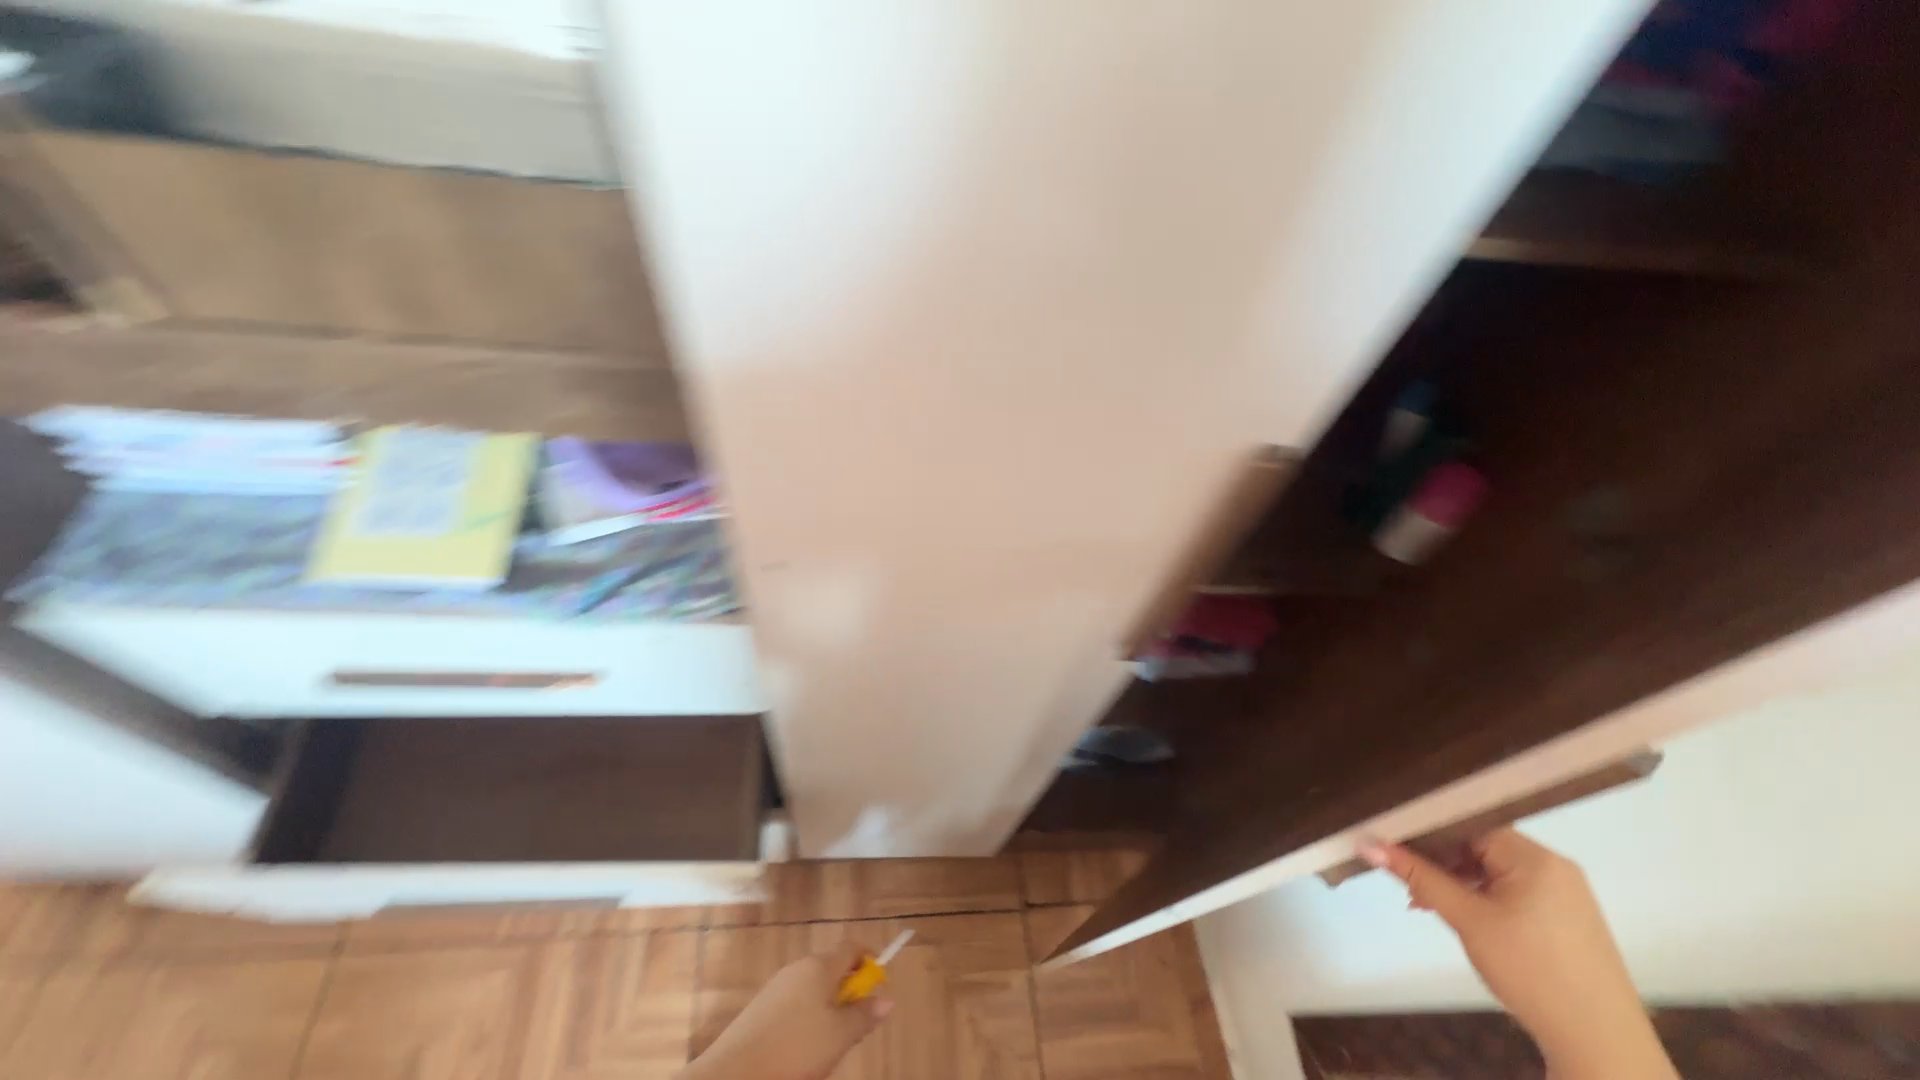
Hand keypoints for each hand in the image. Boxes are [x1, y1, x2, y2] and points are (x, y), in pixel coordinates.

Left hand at [681, 941, 893, 1079]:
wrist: (733, 1074)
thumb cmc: (795, 1049)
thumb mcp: (839, 1037)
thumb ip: (864, 1015)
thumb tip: (887, 998)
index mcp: (819, 967)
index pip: (851, 948)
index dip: (868, 961)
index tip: (878, 987)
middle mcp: (797, 969)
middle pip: (832, 970)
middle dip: (848, 994)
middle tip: (853, 1028)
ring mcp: (775, 988)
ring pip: (813, 992)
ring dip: (827, 1013)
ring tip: (827, 1049)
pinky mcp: (760, 1010)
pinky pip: (794, 1007)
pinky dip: (806, 1024)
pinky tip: (800, 1056)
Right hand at [1362, 828, 1677, 1079]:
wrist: (1599, 1041)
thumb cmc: (1529, 969)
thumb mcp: (1467, 920)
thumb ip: (1419, 878)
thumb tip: (1368, 844)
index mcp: (1535, 857)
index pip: (1470, 826)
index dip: (1431, 837)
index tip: (1397, 854)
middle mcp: (1555, 867)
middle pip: (1483, 848)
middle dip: (1443, 866)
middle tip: (1413, 893)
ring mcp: (1567, 894)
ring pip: (1498, 873)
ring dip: (1462, 886)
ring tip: (1433, 911)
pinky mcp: (1570, 920)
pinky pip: (1517, 894)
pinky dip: (1487, 901)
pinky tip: (1470, 925)